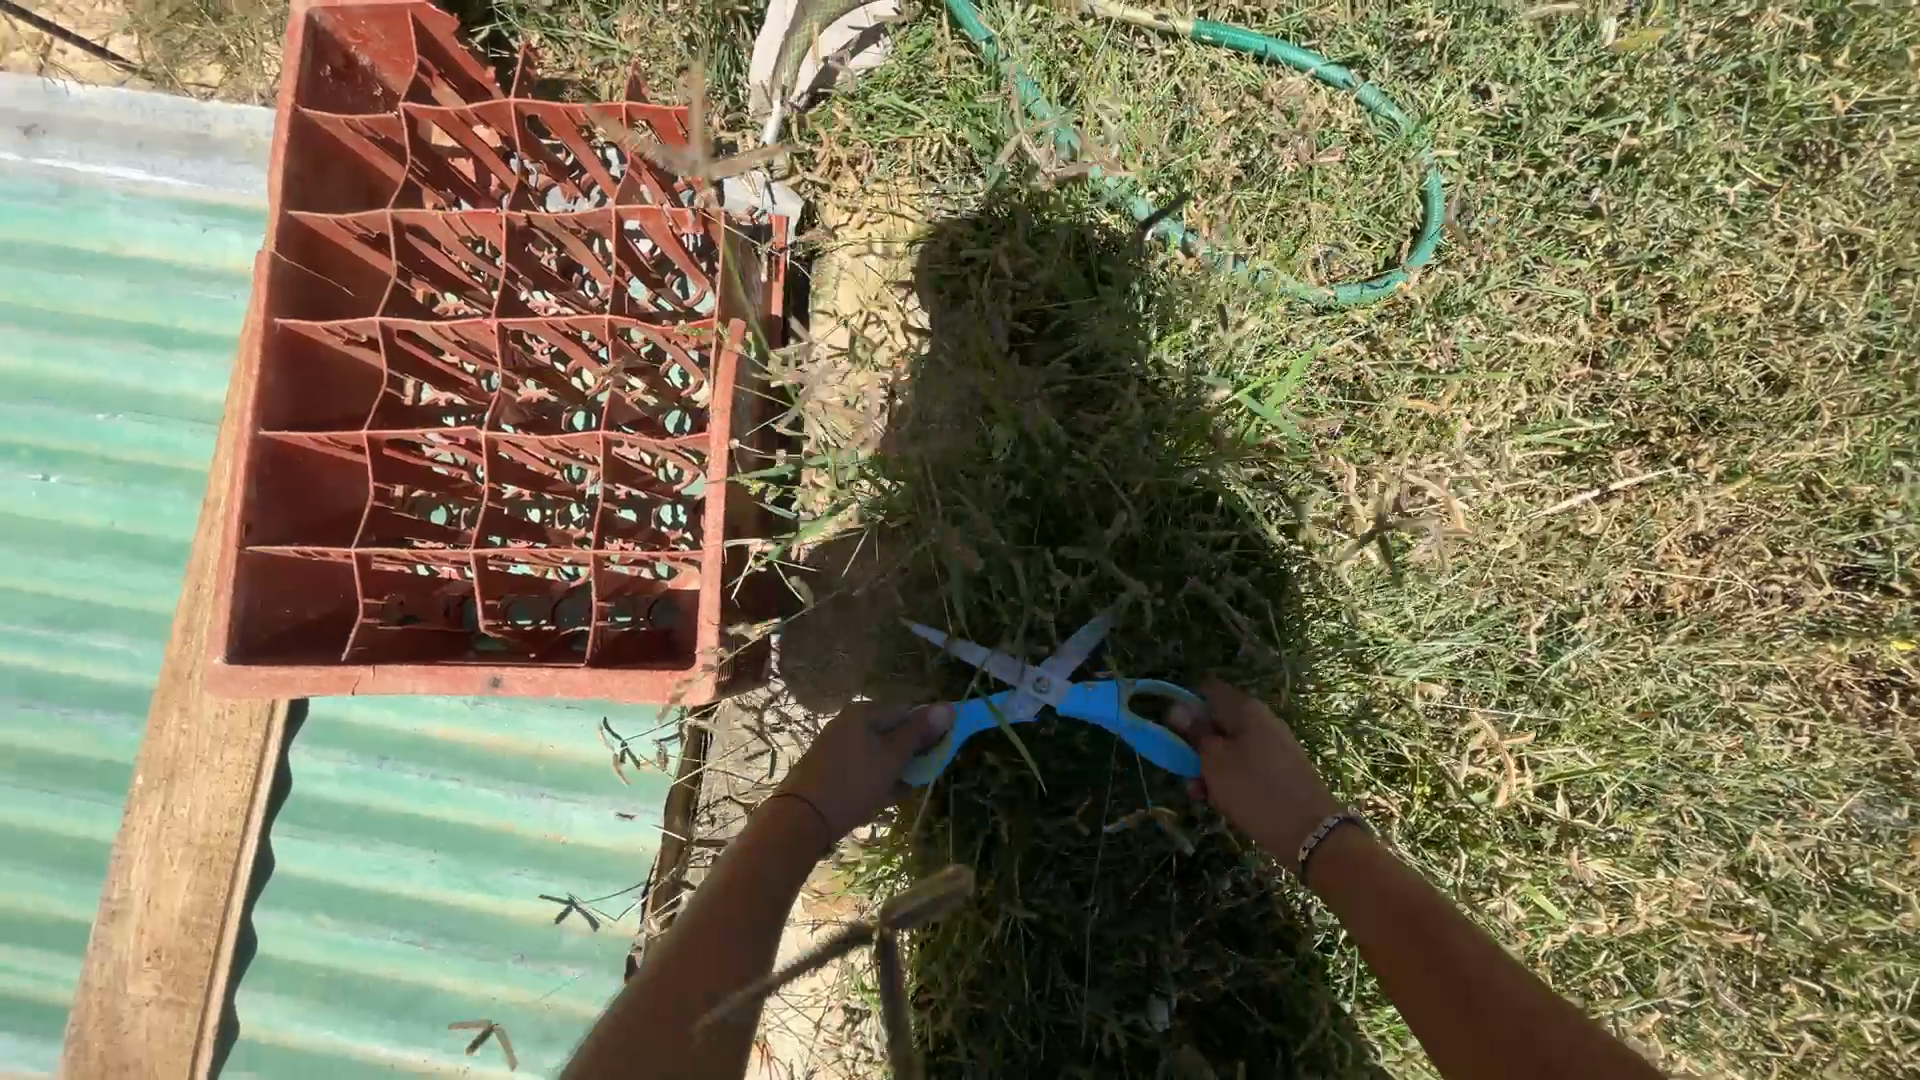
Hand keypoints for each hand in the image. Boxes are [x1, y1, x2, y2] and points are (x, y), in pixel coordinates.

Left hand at [775, 701, 954, 841]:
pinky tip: (885, 797)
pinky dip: (877, 780)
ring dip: (896, 769)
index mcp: (863, 713)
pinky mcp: (830, 770)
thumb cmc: (854, 783)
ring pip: (878, 753)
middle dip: (911, 753)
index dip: (927, 730)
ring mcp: (837, 747)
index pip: (906, 711)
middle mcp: (848, 724)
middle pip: (891, 732)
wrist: (802, 819)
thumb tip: (949, 706)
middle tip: (922, 774)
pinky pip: (863, 768)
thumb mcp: (892, 757)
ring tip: (905, 789)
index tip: (939, 752)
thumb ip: (919, 732)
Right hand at [1168, 677, 1340, 870]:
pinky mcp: (1279, 771)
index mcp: (1245, 709)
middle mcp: (1260, 721)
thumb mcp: (1214, 760)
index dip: (1184, 703)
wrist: (1310, 833)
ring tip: (1199, 794)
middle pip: (1216, 721)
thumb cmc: (1254, 789)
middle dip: (1194, 743)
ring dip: (1208, 767)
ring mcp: (1272, 746)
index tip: (1169, 726)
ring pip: (1228, 748)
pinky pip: (1244, 766)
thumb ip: (1194, 732)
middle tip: (1181, 767)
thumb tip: (1177, 708)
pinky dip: (1228, 779)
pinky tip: (1220, 803)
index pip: (1207, 689)